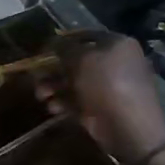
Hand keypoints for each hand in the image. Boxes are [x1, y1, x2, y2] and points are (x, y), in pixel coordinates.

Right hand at [41, 31, 164, 164]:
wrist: (129, 129)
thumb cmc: (106, 84)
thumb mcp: (81, 59)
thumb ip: (64, 48)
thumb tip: (53, 42)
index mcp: (116, 44)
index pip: (84, 35)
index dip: (61, 41)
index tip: (42, 49)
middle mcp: (114, 62)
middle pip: (77, 60)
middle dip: (54, 68)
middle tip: (36, 75)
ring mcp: (108, 87)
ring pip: (74, 81)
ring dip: (53, 86)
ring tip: (40, 95)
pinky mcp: (101, 108)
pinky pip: (77, 100)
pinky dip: (63, 102)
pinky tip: (52, 107)